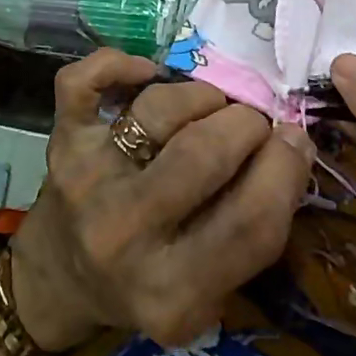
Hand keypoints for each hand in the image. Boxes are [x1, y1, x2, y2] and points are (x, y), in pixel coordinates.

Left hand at [8, 50, 315, 350]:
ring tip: (212, 105)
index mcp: (172, 291)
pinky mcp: (60, 142)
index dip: (286, 170)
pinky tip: (147, 72)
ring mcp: (85, 180)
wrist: (63, 277)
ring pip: (156, 109)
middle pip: (204, 153)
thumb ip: (251, 229)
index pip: (251, 223)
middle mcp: (123, 233)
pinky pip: (80, 81)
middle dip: (246, 125)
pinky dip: (116, 63)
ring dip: (201, 95)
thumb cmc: (147, 283)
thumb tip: (293, 141)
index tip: (295, 139)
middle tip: (252, 123)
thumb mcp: (208, 291)